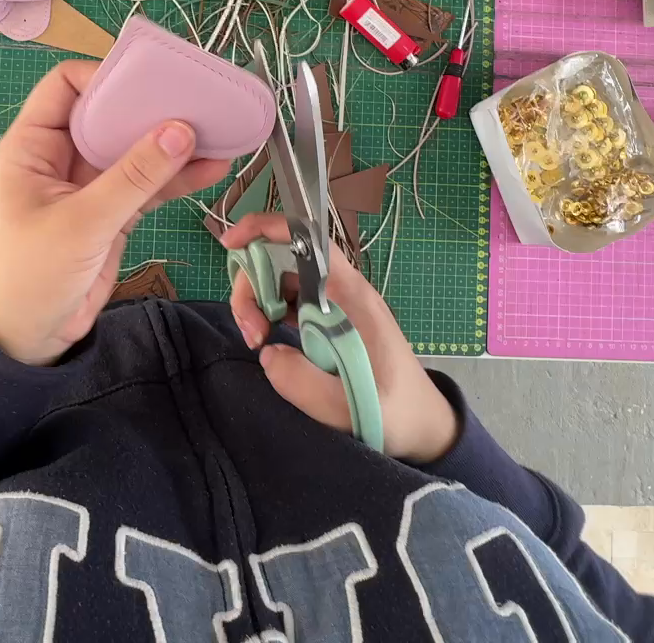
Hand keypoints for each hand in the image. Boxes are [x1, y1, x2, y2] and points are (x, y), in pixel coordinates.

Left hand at [0, 61, 232, 365]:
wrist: (30, 338)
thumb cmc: (31, 275)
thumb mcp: (80, 223)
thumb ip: (132, 177)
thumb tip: (179, 131)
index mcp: (34, 145)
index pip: (66, 86)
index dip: (104, 76)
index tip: (149, 79)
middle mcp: (62, 156)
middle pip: (109, 113)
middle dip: (150, 106)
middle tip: (195, 98)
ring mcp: (91, 184)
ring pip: (135, 148)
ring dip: (172, 142)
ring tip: (216, 130)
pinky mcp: (114, 211)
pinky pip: (149, 183)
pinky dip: (177, 176)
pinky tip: (211, 168)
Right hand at [222, 214, 460, 463]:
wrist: (423, 425)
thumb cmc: (395, 410)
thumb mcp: (350, 405)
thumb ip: (303, 382)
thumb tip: (266, 353)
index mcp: (348, 293)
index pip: (305, 238)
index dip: (265, 229)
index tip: (230, 243)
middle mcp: (338, 289)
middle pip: (280, 261)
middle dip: (251, 286)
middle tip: (251, 334)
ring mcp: (332, 303)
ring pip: (279, 281)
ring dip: (256, 303)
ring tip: (257, 341)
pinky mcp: (326, 321)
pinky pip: (287, 302)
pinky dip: (267, 314)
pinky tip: (266, 341)